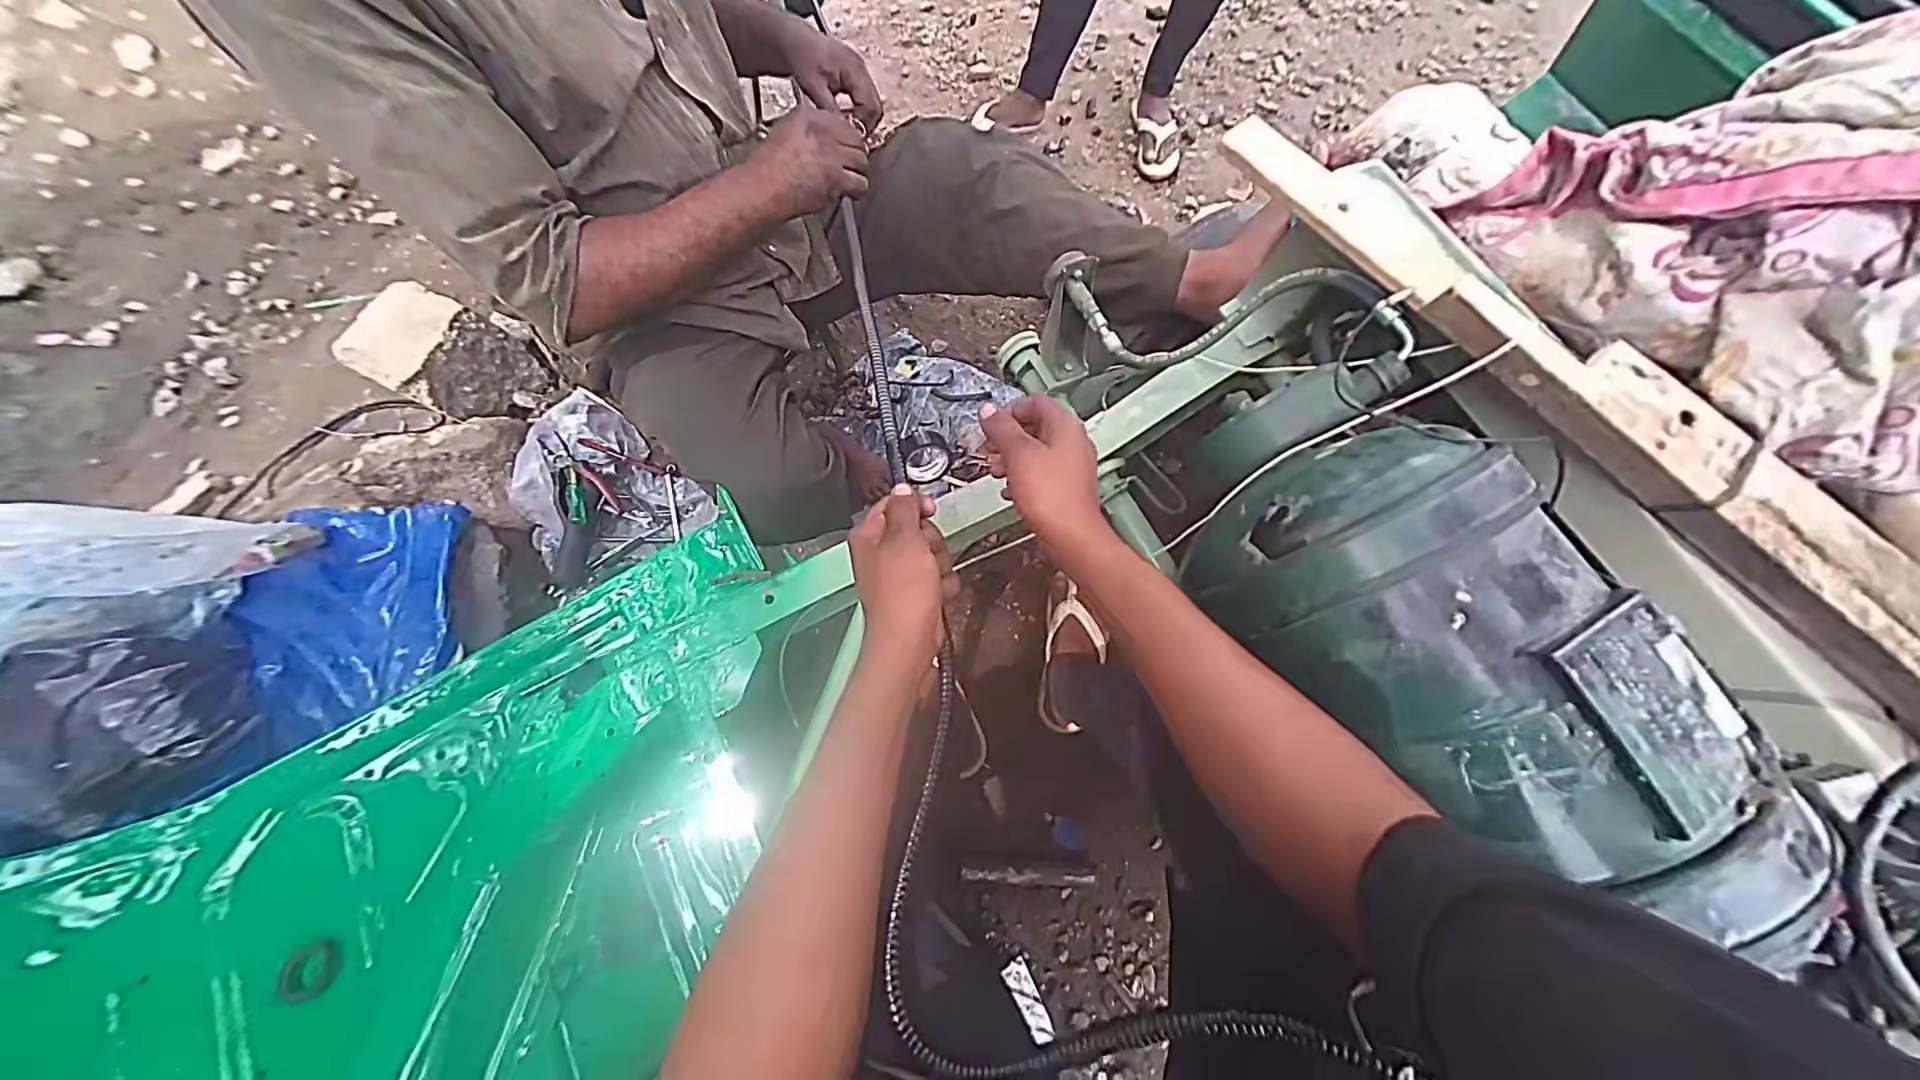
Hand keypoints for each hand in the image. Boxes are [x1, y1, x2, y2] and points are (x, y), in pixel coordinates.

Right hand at [747, 108, 869, 218]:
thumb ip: (805, 131)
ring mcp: (832, 155)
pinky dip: (858, 189)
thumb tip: (820, 139)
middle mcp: (823, 133)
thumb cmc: (767, 168)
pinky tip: (851, 192)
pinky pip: (859, 183)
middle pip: (856, 141)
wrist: (764, 187)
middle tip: (851, 165)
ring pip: (861, 162)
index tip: (845, 147)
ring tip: (852, 179)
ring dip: (858, 172)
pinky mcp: (836, 178)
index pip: (842, 123)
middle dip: (856, 155)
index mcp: (809, 117)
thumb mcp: (784, 132)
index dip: (847, 139)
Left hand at [783, 30, 883, 132]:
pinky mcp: (854, 75)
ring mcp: (859, 72)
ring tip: (847, 127)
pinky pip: (864, 99)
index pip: (870, 107)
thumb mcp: (814, 87)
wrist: (793, 39)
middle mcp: (861, 69)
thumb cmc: (801, 56)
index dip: (862, 124)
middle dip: (866, 124)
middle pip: (876, 107)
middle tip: (852, 136)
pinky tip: (845, 116)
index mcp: (854, 70)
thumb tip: (846, 131)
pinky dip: (858, 111)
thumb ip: (831, 110)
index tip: (850, 135)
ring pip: (872, 104)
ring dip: (862, 119)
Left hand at [850, 485, 954, 666]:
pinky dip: (943, 584)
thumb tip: (902, 487)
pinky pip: (939, 577)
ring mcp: (900, 575)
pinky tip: (938, 594)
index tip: (930, 510)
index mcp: (869, 535)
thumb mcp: (904, 538)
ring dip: (941, 564)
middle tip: (928, 554)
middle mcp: (881, 553)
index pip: (893, 504)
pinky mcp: (917, 593)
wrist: (909, 639)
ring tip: (933, 579)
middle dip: (931, 540)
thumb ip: (905, 508)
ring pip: (933, 553)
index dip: (914, 505)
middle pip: (917, 529)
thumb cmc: (902, 589)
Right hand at [979, 397, 1108, 550]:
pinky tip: (1010, 489)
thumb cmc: (1052, 497)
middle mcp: (1073, 442)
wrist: (1071, 535)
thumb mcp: (1017, 454)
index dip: (1009, 411)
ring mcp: (1072, 466)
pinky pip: (1041, 474)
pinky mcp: (1066, 487)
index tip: (991, 424)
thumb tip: (988, 411)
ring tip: (997, 470)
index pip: (1035, 402)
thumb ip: (1001, 429)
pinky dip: (1023, 477)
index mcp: (1065, 426)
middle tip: (991, 447)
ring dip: (1012, 458)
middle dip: (1008, 437)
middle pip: (1035, 427)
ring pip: (1036, 452)